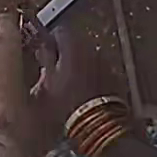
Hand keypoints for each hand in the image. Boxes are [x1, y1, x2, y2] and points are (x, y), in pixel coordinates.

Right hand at [25, 20, 113, 142]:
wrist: (98, 124)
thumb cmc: (67, 103)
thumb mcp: (47, 83)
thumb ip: (45, 60)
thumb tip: (43, 47)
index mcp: (73, 46)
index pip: (59, 31)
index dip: (49, 41)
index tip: (43, 53)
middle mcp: (91, 49)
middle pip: (75, 42)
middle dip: (63, 52)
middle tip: (52, 69)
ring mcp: (104, 62)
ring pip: (86, 56)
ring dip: (77, 63)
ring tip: (66, 82)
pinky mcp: (113, 76)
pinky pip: (96, 68)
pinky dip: (88, 74)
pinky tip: (81, 89)